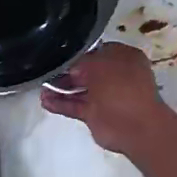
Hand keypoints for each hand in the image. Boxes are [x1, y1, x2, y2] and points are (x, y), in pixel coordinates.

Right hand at [40, 42, 175, 155]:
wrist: (135, 126)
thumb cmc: (122, 87)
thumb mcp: (99, 63)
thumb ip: (82, 60)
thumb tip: (73, 66)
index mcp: (124, 57)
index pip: (98, 50)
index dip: (79, 52)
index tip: (59, 54)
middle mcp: (116, 75)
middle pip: (86, 71)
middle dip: (66, 71)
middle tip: (45, 71)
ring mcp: (106, 97)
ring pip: (79, 89)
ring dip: (60, 88)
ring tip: (40, 88)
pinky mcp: (96, 115)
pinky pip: (76, 106)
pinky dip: (61, 104)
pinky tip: (45, 101)